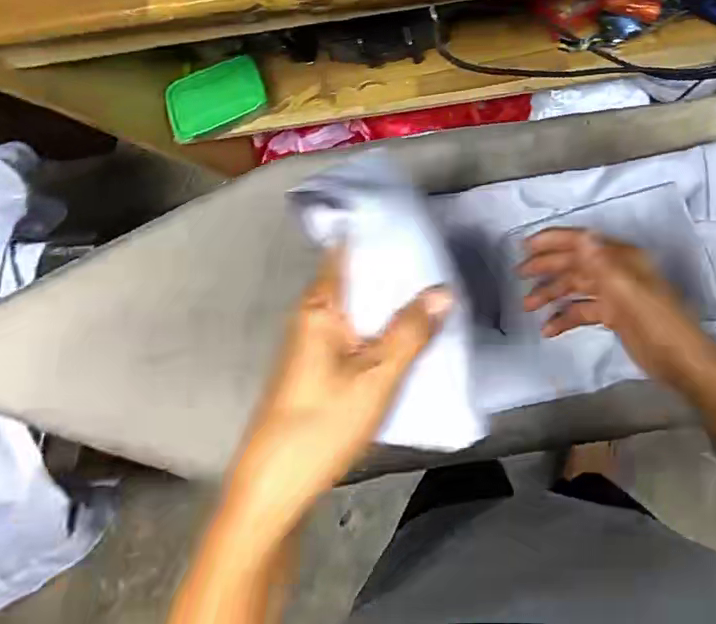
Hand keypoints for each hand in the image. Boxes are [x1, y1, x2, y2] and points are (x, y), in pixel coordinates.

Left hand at [220, 247, 450, 543]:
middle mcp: (314, 319)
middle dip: (398, 266)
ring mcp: (317, 346)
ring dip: (396, 298)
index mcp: (320, 310)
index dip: (377, 232)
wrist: (271, 497)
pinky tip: (417, 331)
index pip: (346, 252)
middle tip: (443, 251)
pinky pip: (363, 332)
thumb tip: (444, 289)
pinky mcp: (324, 371)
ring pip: (364, 308)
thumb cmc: (319, 428)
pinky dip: (388, 325)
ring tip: (440, 286)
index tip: (413, 218)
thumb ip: (411, 331)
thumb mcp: (376, 378)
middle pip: (359, 279)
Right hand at [518, 228, 715, 393]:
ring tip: (527, 306)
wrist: (682, 361)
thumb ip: (603, 265)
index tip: (525, 245)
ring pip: (578, 287)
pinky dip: (566, 318)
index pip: (584, 241)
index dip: (555, 240)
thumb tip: (582, 236)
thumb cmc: (658, 324)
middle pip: (577, 262)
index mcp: (624, 259)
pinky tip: (549, 330)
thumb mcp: (628, 293)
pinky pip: (585, 311)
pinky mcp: (615, 316)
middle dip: (548, 267)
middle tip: (519, 275)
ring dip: (553, 294)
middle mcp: (619, 271)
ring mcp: (617, 294)